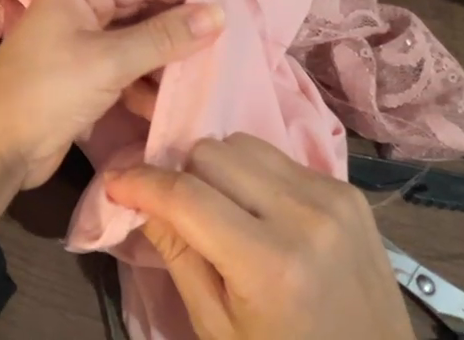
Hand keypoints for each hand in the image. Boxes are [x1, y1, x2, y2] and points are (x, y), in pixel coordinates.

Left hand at [0, 0, 223, 223]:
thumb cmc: (48, 92)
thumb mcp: (109, 61)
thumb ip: (164, 37)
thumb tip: (218, 12)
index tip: (229, 0)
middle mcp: (81, 9)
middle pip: (142, 7)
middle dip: (180, 25)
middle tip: (227, 40)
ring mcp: (81, 43)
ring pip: (138, 41)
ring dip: (167, 57)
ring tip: (208, 73)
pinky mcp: (84, 77)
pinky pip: (127, 68)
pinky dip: (148, 81)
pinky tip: (174, 100)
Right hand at [105, 133, 414, 339]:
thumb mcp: (219, 328)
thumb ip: (178, 256)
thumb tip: (135, 198)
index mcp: (269, 264)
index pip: (186, 197)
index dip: (141, 183)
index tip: (114, 182)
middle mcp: (304, 217)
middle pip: (210, 153)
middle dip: (182, 176)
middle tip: (178, 210)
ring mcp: (332, 197)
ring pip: (242, 143)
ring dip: (218, 168)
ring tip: (221, 208)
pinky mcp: (349, 189)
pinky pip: (278, 155)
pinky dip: (255, 173)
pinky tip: (260, 210)